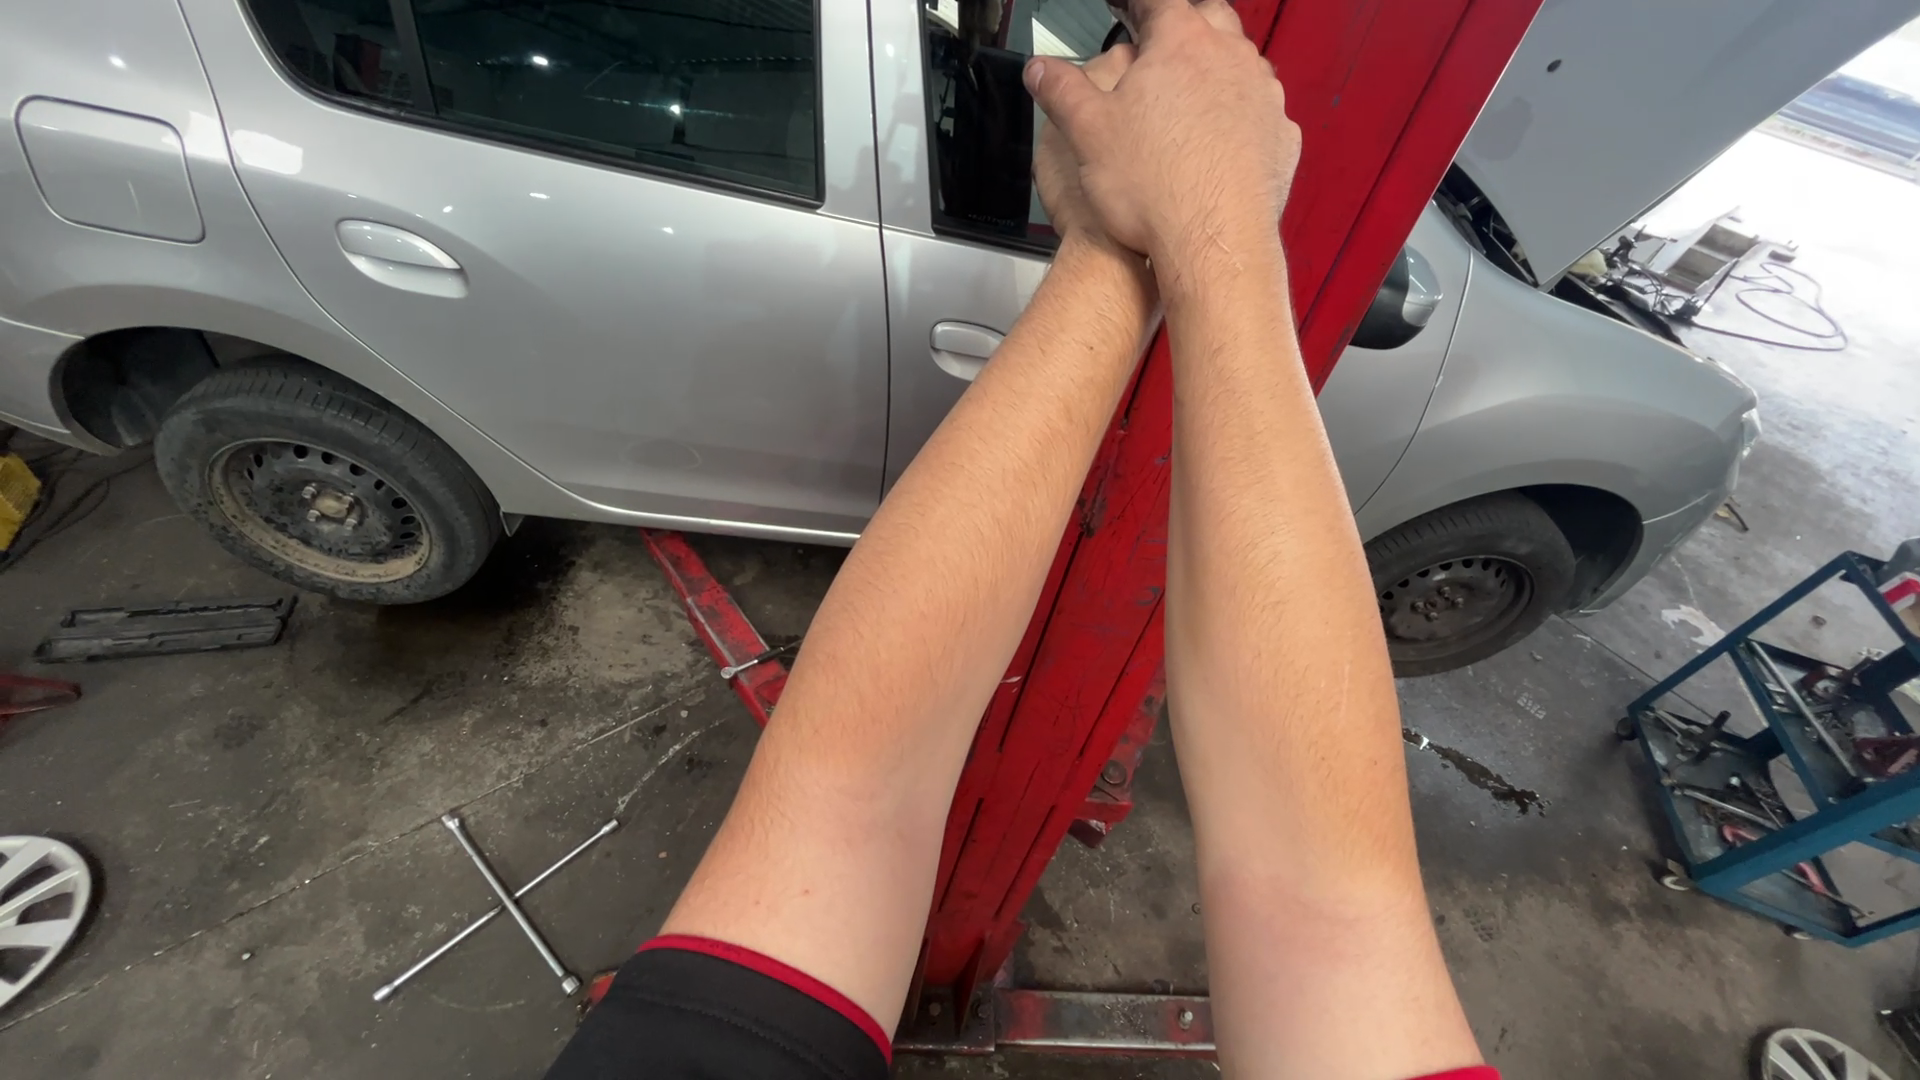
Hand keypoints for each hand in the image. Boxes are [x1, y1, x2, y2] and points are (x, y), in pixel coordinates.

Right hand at [1024, 0, 1299, 278]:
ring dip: (1214, 71)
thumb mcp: (1087, 135)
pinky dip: (1239, 117)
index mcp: (1180, 44)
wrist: (1210, 241)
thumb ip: (1062, 93)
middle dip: (1183, 26)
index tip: (1121, 5)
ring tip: (1188, 97)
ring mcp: (1262, 96)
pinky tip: (1218, 142)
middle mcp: (1230, 58)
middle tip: (1159, 44)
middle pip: (1208, 20)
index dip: (1133, 3)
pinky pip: (1259, 113)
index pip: (1155, 2)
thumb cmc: (1151, 188)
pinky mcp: (1279, 137)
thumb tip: (1040, 71)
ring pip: (1239, 64)